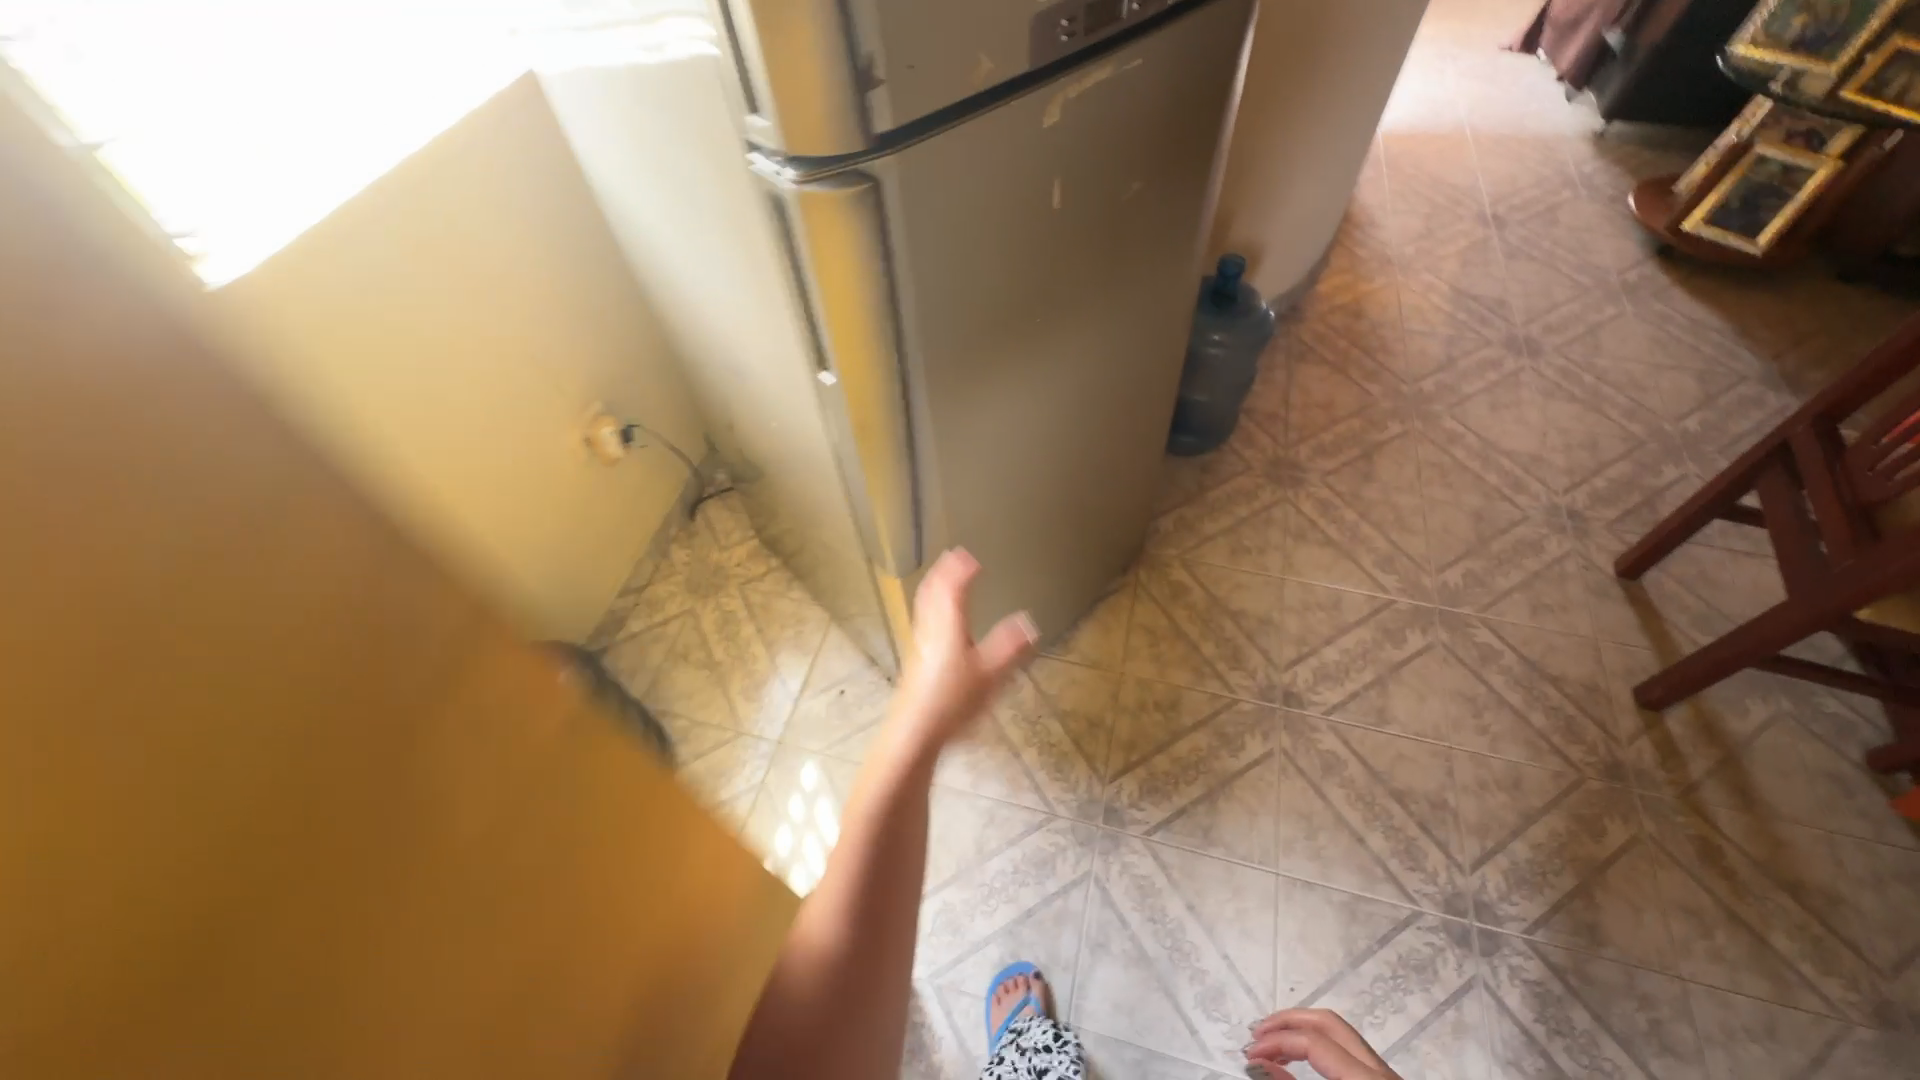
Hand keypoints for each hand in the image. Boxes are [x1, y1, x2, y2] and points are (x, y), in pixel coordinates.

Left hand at [884, 548, 1038, 757]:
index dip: (960, 571)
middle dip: (943, 573)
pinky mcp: (915, 662)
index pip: (953, 590)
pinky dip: (930, 608)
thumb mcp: (990, 676)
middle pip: (932, 593)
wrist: (914, 731)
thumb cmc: (952, 701)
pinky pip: (922, 622)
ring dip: (934, 588)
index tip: (968, 556)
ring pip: (924, 608)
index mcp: (950, 627)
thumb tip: (1029, 622)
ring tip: (941, 580)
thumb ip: (1009, 648)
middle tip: (952, 559)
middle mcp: (931, 630)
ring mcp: (920, 646)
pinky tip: (935, 623)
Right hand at [1245, 1010, 1401, 1079]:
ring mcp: (1384, 1073)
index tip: (1249, 1055)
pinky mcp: (1382, 1079)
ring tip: (1272, 1043)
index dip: (1277, 1042)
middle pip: (1328, 1022)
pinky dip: (1317, 1046)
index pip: (1313, 1042)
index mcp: (1367, 1077)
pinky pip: (1346, 1049)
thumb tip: (1257, 1062)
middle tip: (1257, 1034)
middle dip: (1287, 1021)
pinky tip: (1299, 1058)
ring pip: (1339, 1032)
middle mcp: (1380, 1068)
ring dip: (1301, 1030)